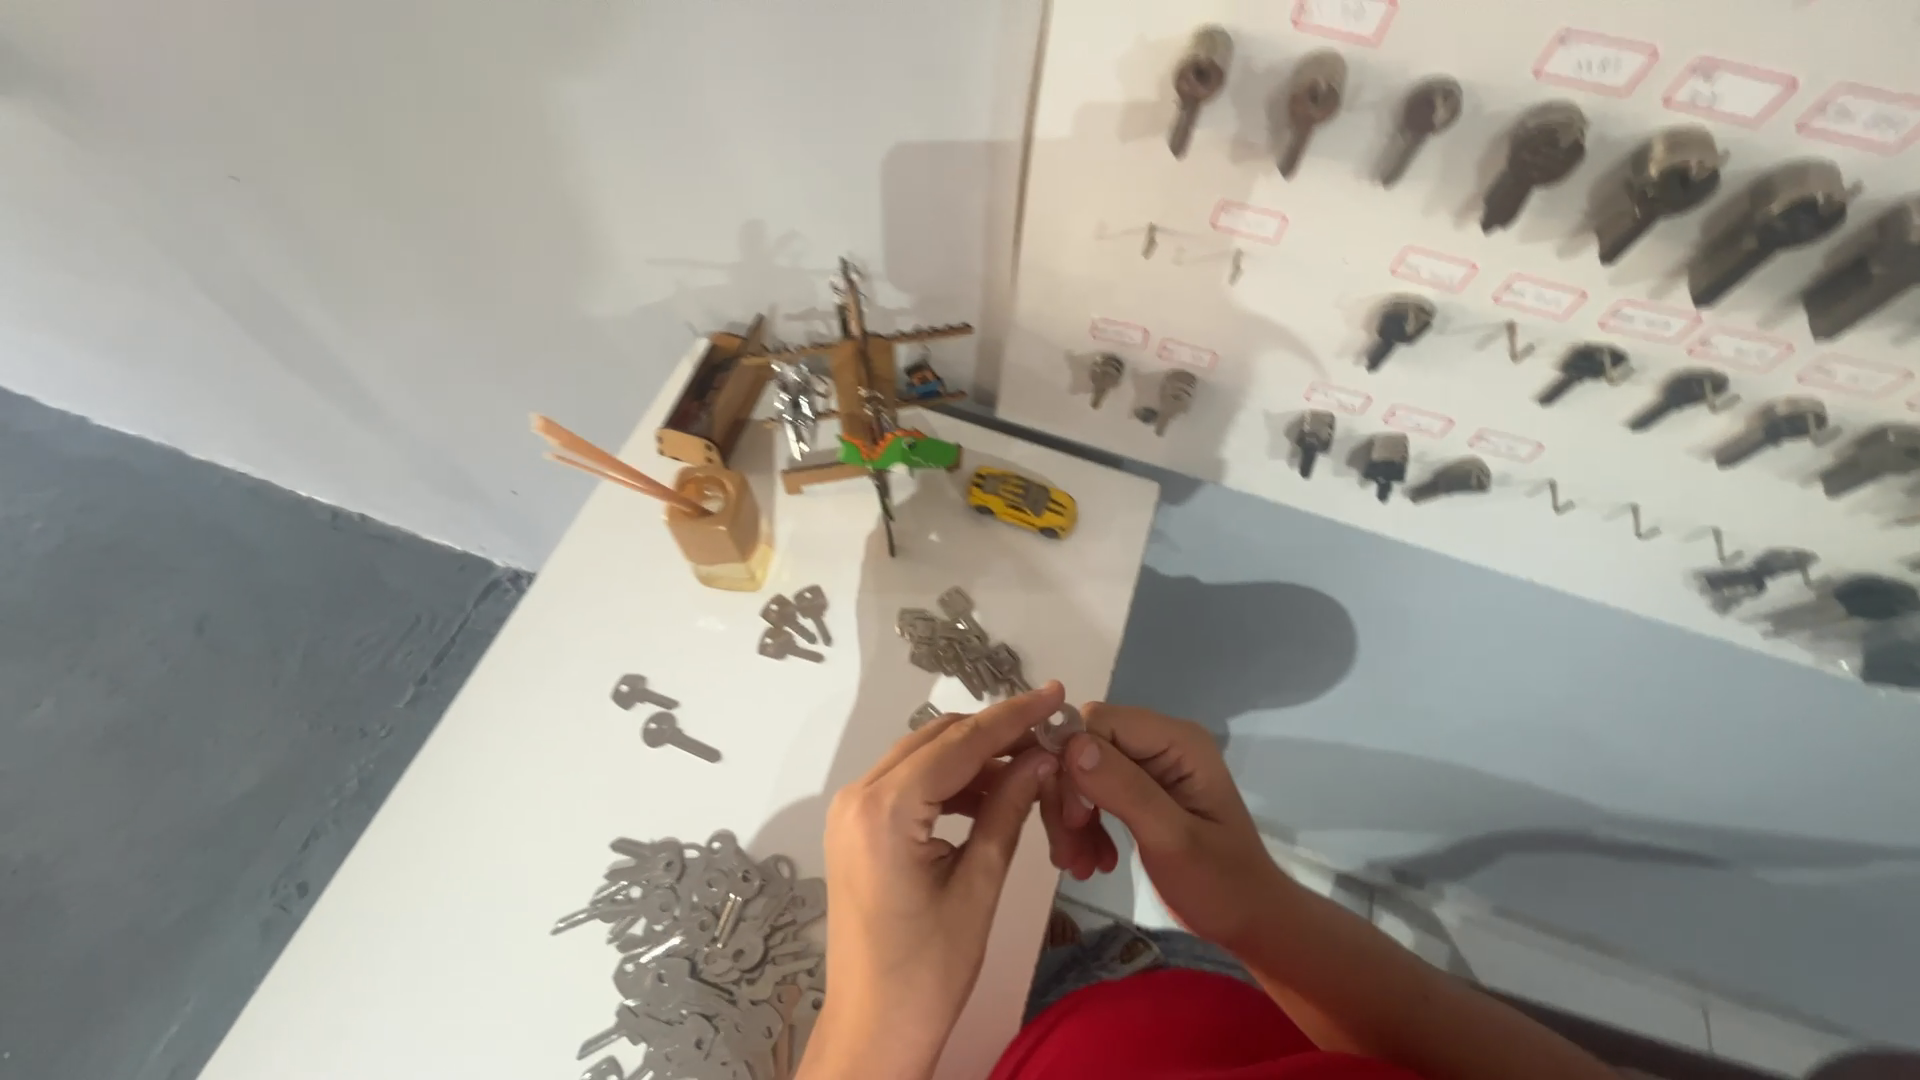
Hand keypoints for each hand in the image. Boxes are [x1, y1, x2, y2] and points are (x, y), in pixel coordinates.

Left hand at [802, 684, 1063, 1078]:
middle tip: (1048, 737)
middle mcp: (859, 795)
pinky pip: (908, 782)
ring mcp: (851, 808)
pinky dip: (948, 781)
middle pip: (937, 740)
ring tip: (1028, 769)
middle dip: (994, 734)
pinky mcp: (855, 824)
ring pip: (922, 756)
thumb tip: (1043, 756)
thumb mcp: (979, 886)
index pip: (960, 743)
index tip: (1055, 693)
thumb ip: (1007, 809)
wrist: (873, 1027)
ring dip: (972, 757)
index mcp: (885, 810)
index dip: (1013, 716)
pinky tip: (989, 795)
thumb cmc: (929, 971)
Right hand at [1041, 703, 1287, 949]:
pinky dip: (1081, 826)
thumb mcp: (1172, 841)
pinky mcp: (1137, 787)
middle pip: (1083, 746)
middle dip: (1068, 797)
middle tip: (1070, 850)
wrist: (1248, 922)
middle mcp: (1160, 741)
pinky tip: (1089, 861)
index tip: (1074, 816)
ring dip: (1070, 818)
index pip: (1099, 722)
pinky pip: (1090, 790)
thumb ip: (1125, 789)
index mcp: (1177, 740)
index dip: (1073, 761)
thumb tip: (1072, 746)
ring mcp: (1149, 765)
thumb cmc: (1220, 884)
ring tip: (1077, 864)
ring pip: (1080, 770)